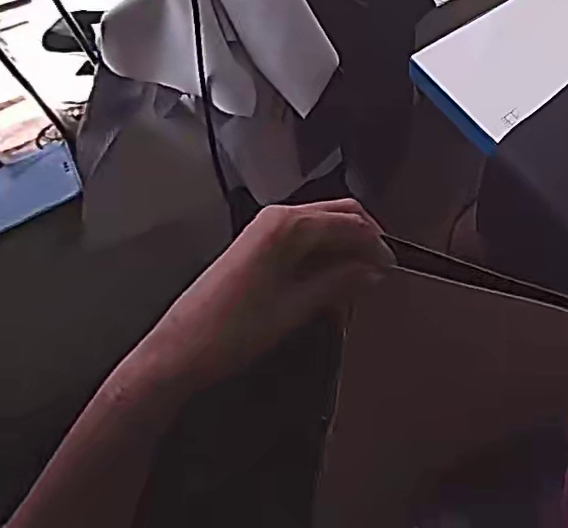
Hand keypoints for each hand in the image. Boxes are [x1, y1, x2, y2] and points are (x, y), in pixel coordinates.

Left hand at [129, 198, 392, 392]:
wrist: (175, 354)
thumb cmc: (234, 331)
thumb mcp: (295, 308)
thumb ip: (339, 282)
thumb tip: (374, 270)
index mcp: (289, 224)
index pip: (349, 222)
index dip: (375, 244)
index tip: (391, 268)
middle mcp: (279, 215)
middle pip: (338, 213)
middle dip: (363, 238)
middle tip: (380, 269)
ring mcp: (266, 227)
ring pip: (322, 224)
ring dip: (344, 247)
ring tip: (358, 282)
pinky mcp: (259, 243)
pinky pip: (304, 237)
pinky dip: (324, 254)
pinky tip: (331, 283)